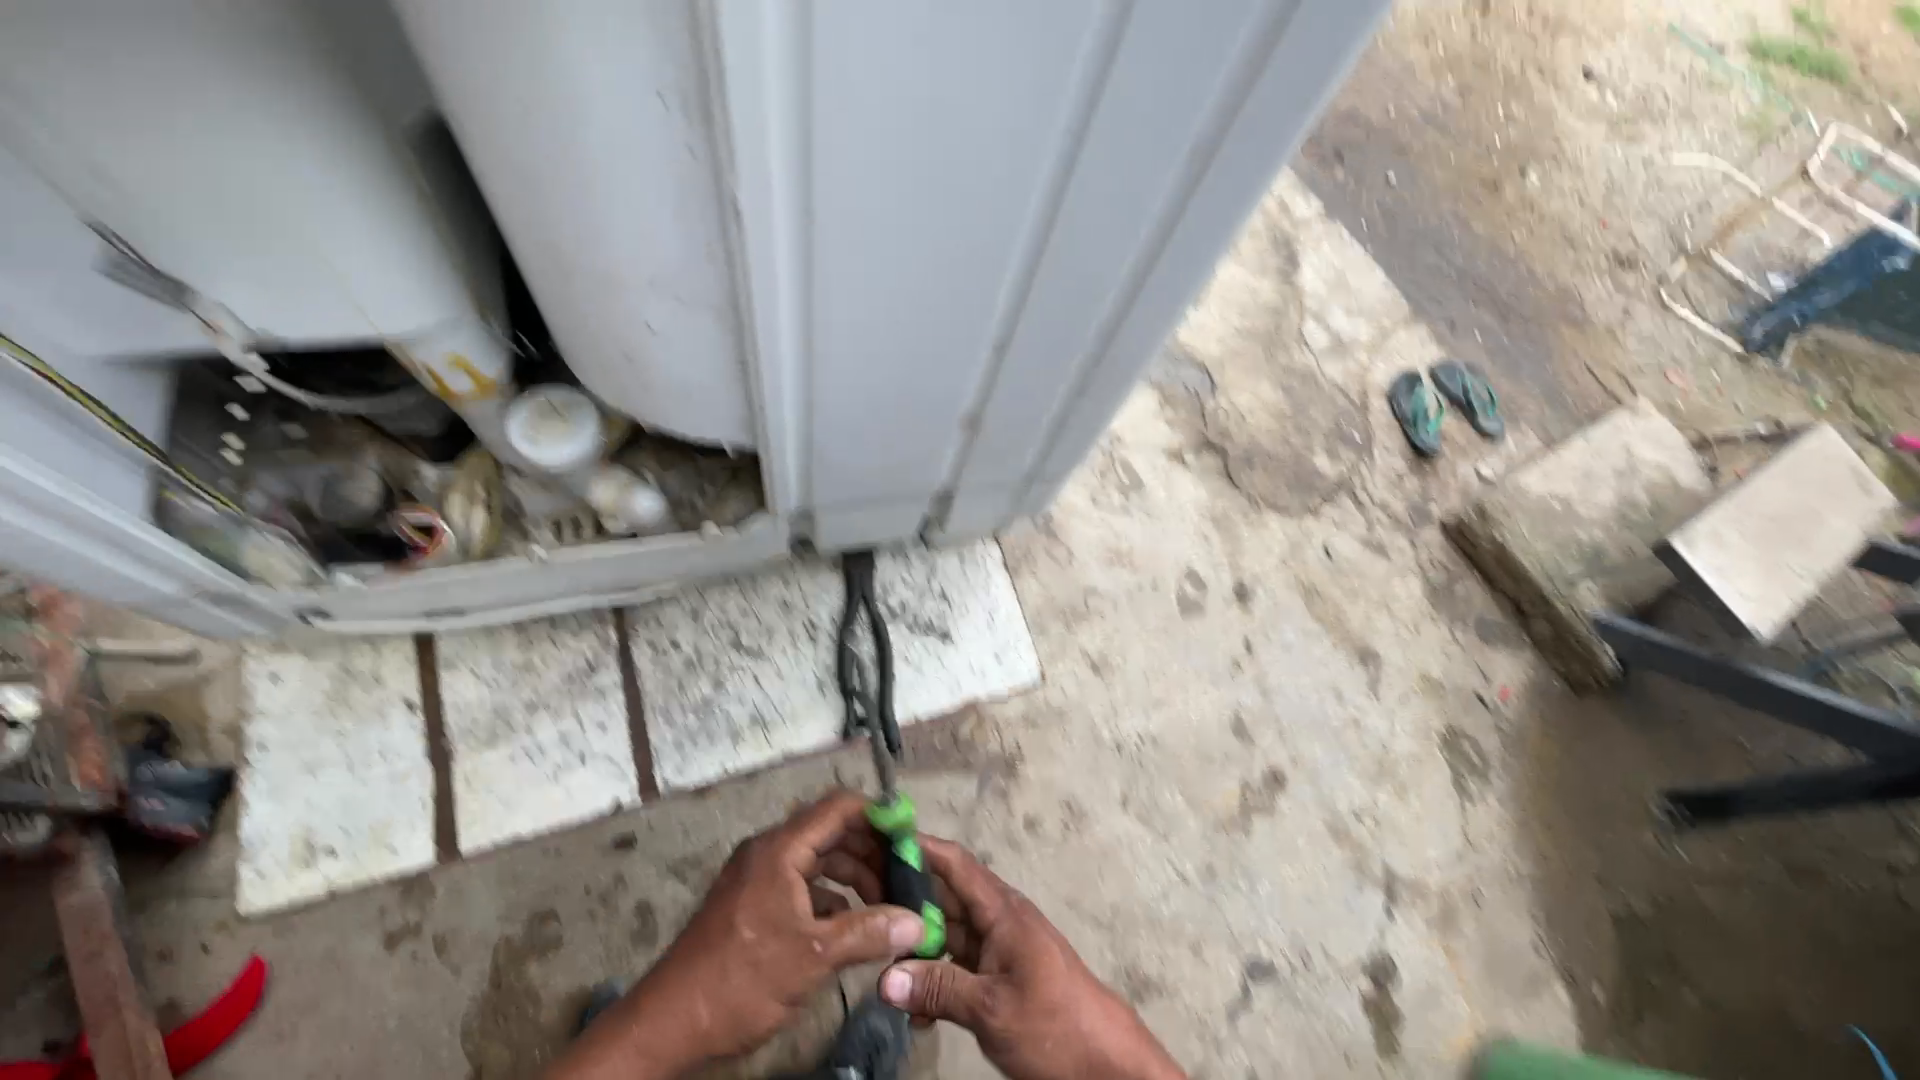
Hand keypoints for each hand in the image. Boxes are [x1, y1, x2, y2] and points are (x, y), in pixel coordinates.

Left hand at [546, 791, 924, 1079]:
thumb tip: (919, 922)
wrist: (669, 1024)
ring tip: (889, 903)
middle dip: (872, 852)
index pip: (839, 808)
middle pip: (832, 832)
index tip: (912, 839)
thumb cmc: (740, 980)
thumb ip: (868, 933)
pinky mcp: (754, 903)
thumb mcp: (813, 956)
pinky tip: (854, 923)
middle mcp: (769, 852)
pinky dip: (832, 896)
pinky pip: (803, 884)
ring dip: (855, 876)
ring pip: (819, 860)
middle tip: (908, 878)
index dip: (879, 817)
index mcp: (780, 849)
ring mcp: (759, 877)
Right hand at [877, 835, 1185, 1079]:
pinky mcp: (998, 977)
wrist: (1106, 1064)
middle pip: (944, 896)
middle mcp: (997, 920)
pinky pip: (957, 965)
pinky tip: (912, 1007)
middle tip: (859, 902)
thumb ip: (938, 988)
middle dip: (904, 898)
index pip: (955, 863)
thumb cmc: (1054, 1023)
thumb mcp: (991, 1008)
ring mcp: (998, 949)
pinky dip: (933, 979)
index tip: (878, 835)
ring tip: (874, 958)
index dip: (919, 846)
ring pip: (947, 933)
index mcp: (1002, 911)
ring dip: (916, 947)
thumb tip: (883, 978)